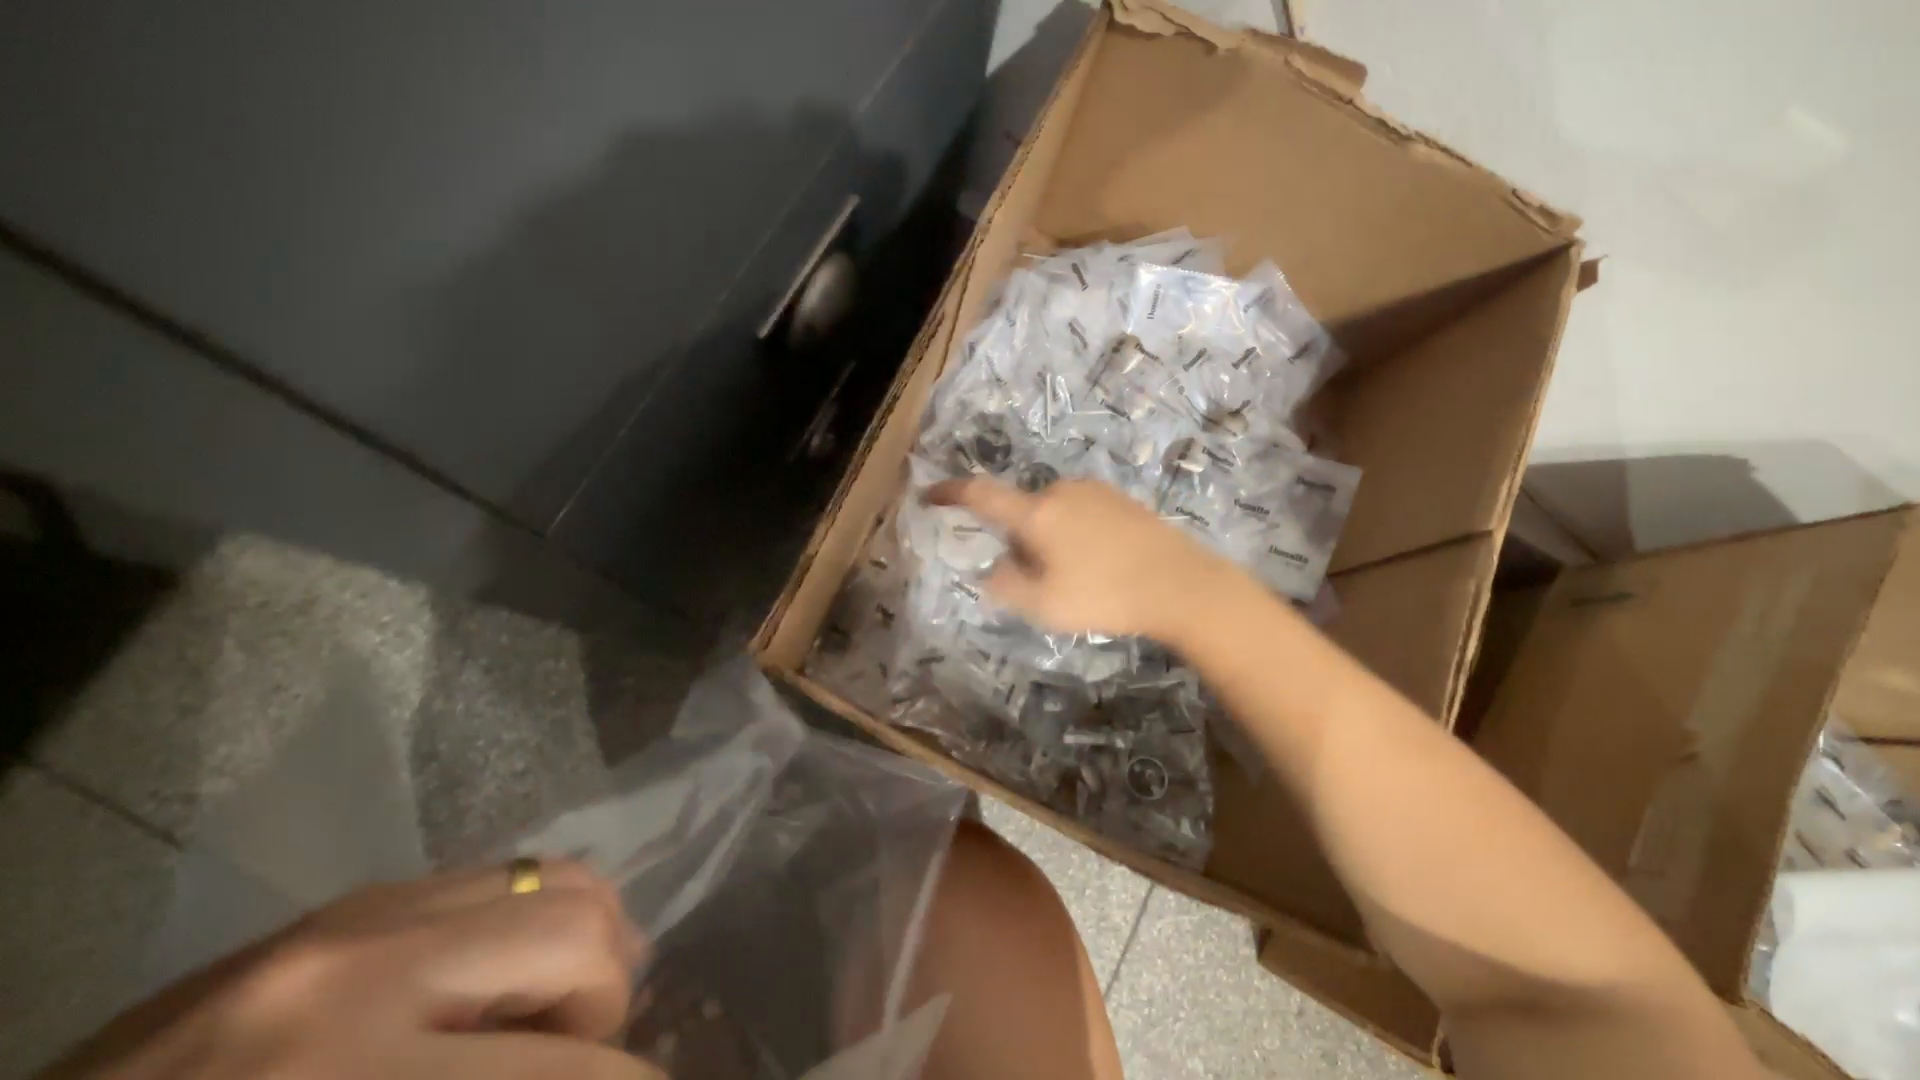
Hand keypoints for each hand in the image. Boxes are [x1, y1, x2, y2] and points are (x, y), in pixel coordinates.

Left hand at [43, 861, 663, 1079]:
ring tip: (550, 1017)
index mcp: (356, 1066)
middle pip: (579, 926)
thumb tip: (597, 1064)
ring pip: (552, 875)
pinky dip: (531, 926)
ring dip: (581, 949)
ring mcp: (354, 913)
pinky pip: (494, 878)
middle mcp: (363, 960)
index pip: (573, 1062)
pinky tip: (500, 987)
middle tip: (578, 1057)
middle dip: (609, 1004)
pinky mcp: (346, 902)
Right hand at [924, 475, 1246, 642]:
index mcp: (1036, 512)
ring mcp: (1095, 491)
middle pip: (1021, 512)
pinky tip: (1101, 568)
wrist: (1183, 585)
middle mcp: (1061, 490)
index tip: (929, 494)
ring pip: (1052, 515)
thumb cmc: (1105, 596)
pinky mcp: (1122, 500)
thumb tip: (994, 569)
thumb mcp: (1043, 605)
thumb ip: (1006, 585)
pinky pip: (1080, 515)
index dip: (950, 493)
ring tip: (1076, 581)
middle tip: (1037, 584)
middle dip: (1018, 542)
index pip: (981, 495)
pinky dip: (1075, 537)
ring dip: (1049, 540)